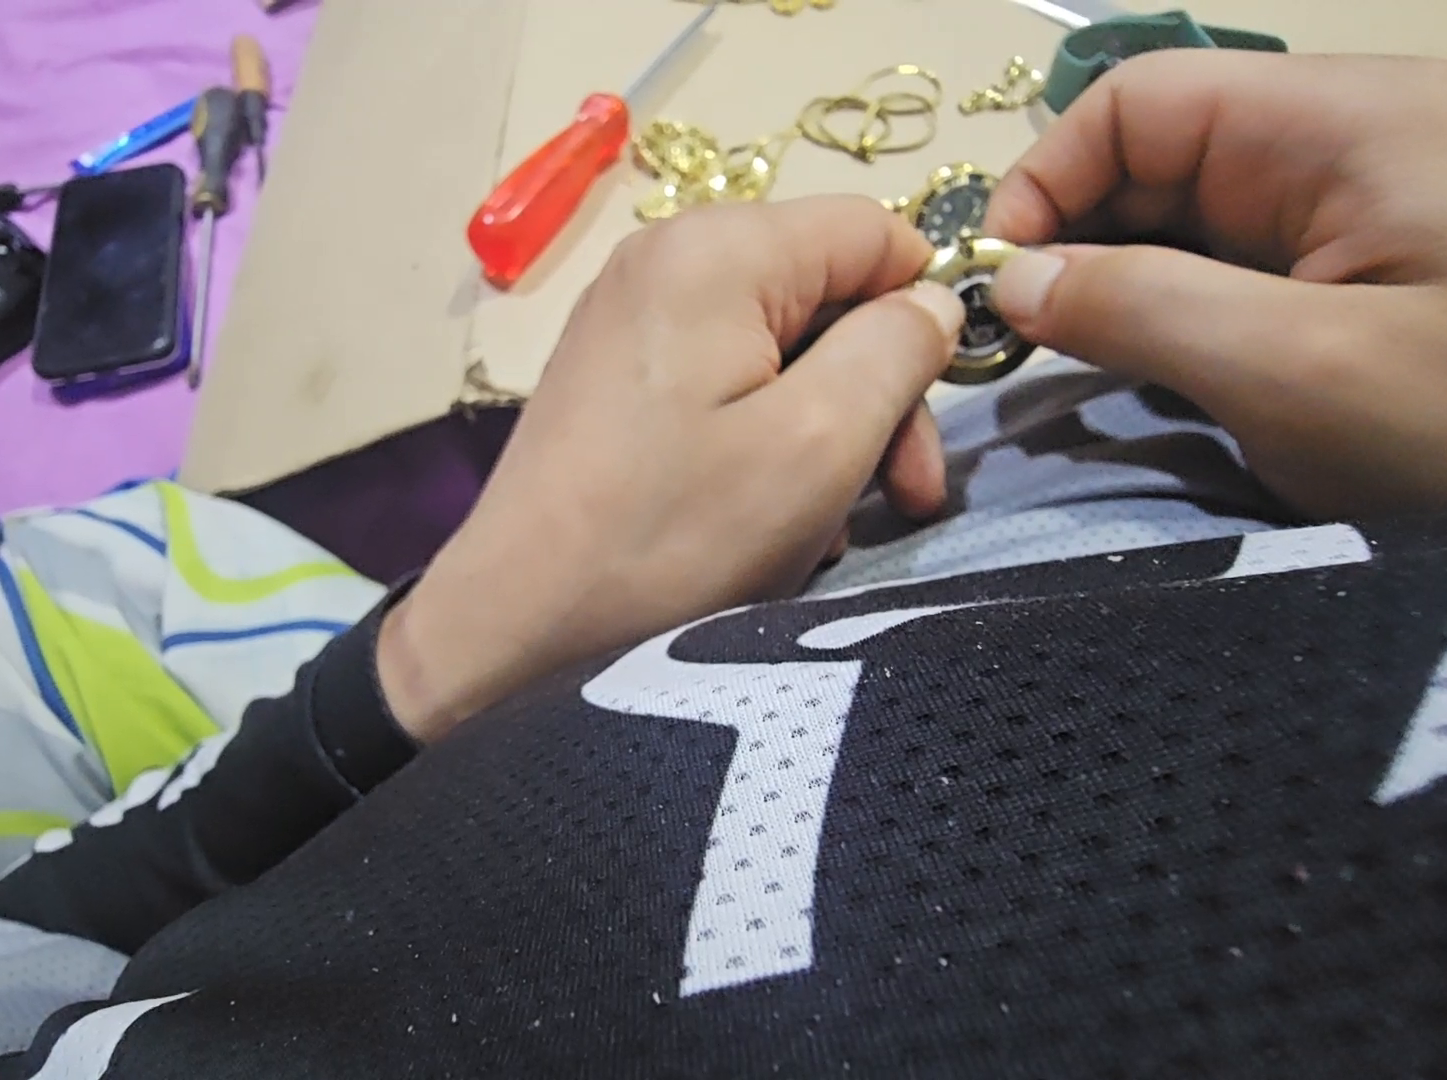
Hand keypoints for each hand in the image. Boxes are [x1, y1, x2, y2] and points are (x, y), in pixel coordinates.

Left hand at [379, 197, 964, 739]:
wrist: (516, 617)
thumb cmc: (670, 535)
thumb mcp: (816, 441)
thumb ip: (896, 350)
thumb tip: (930, 302)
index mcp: (717, 250)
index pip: (873, 234)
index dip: (923, 314)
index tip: (929, 420)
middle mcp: (664, 262)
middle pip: (822, 298)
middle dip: (872, 396)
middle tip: (899, 498)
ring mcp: (628, 322)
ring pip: (775, 354)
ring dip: (819, 435)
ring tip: (816, 527)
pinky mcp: (612, 380)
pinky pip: (719, 389)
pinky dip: (759, 444)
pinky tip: (757, 516)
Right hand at [984, 52, 1446, 518]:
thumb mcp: (1295, 367)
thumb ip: (1138, 308)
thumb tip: (1008, 282)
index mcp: (1337, 125)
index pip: (1135, 105)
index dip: (1044, 180)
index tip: (994, 281)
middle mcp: (1320, 153)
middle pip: (1134, 165)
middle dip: (1054, 241)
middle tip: (1005, 335)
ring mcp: (1311, 224)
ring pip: (1146, 228)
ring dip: (1081, 286)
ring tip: (1046, 353)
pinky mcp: (1297, 288)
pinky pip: (1177, 282)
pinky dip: (1120, 318)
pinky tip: (1105, 360)